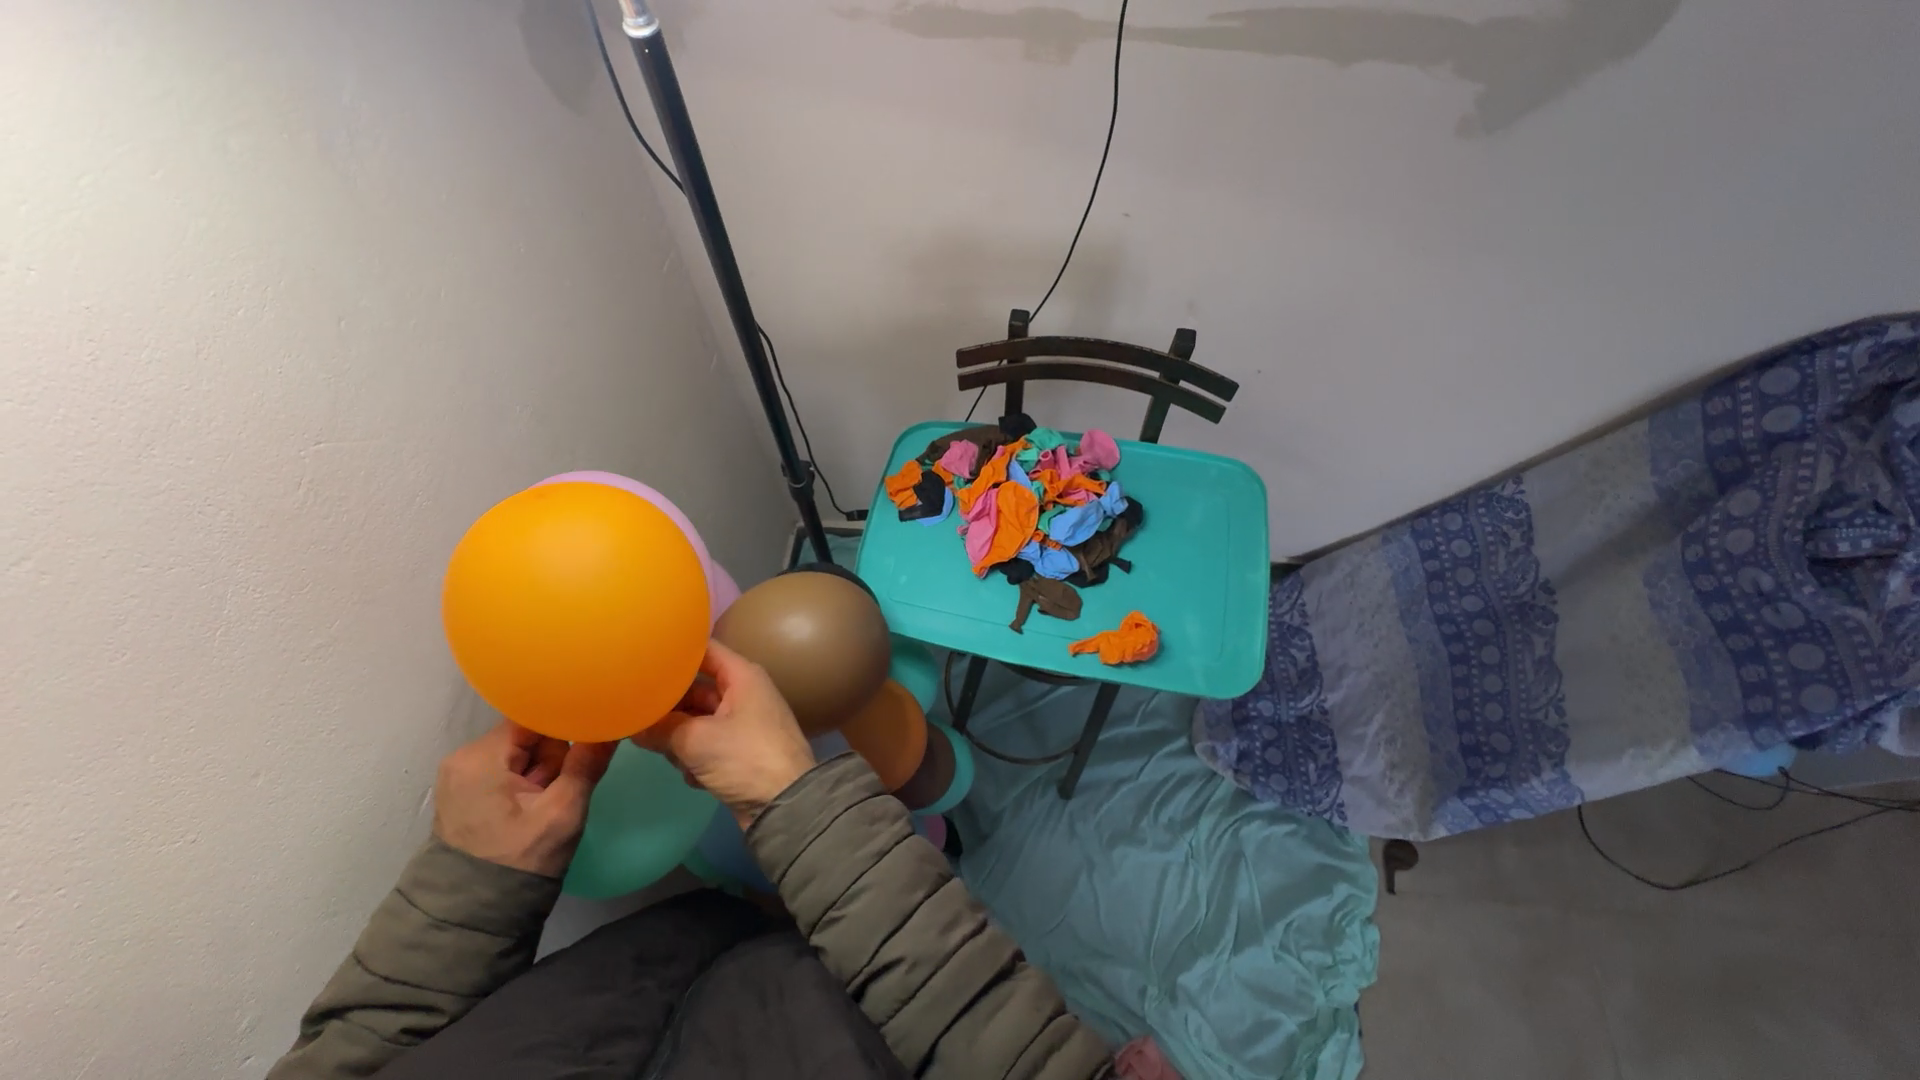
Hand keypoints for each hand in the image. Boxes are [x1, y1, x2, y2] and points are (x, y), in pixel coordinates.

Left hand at [432, 720, 615, 877]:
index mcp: (480, 756)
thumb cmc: (520, 858)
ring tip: (547, 803)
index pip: (533, 717)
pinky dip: (527, 783)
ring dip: (543, 772)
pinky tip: (536, 806)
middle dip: (553, 756)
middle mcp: (463, 758)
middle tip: (561, 788)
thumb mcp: (563, 811)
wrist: (475, 914)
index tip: (590, 738)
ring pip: (520, 754)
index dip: (565, 725)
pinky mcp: (466, 794)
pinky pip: (507, 771)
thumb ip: (587, 763)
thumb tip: (612, 725)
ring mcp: (461, 777)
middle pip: (527, 735)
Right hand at [634, 640, 816, 828]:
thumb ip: (660, 728)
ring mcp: (742, 724)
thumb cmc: (745, 758)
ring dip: (681, 741)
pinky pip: (705, 746)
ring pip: (696, 721)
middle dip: (669, 708)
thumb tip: (630, 727)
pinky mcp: (739, 753)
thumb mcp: (695, 740)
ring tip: (673, 755)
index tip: (640, 661)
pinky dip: (696, 760)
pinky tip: (696, 777)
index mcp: (742, 676)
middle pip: (694, 690)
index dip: (672, 654)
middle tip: (638, 719)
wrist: (786, 806)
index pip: (703, 650)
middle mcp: (743, 694)